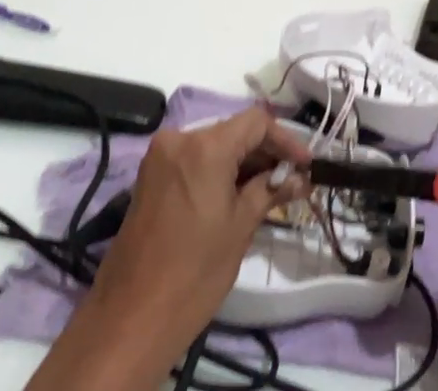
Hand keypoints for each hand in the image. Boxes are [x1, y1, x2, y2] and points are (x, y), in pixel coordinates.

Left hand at [30, 109, 310, 390]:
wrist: (132, 315)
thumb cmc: (195, 271)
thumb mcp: (241, 226)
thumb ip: (270, 191)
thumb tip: (298, 177)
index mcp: (205, 146)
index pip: (256, 122)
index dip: (286, 140)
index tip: (306, 166)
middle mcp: (178, 140)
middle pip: (233, 131)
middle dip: (265, 153)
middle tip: (293, 181)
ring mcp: (160, 158)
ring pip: (213, 146)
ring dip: (243, 163)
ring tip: (271, 191)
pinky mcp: (150, 177)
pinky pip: (194, 161)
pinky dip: (218, 172)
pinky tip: (239, 195)